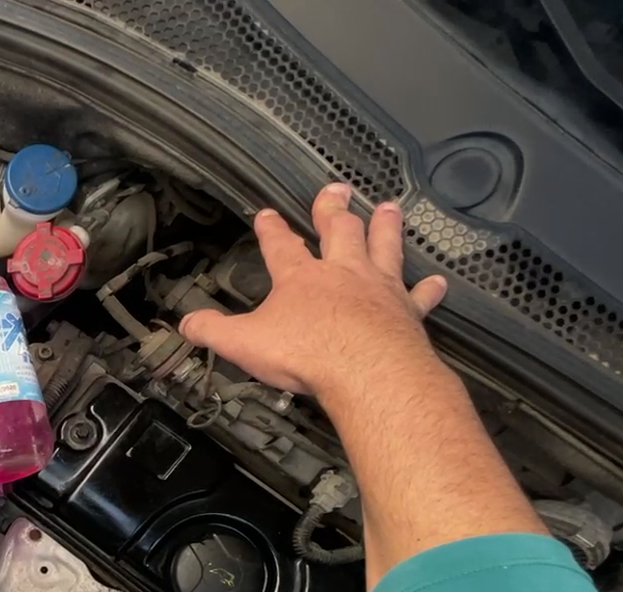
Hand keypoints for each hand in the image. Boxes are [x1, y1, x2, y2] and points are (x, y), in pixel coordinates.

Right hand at [178, 183, 448, 403]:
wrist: (364, 369)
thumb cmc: (301, 352)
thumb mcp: (240, 343)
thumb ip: (211, 331)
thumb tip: (185, 323)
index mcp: (300, 278)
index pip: (280, 247)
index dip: (271, 230)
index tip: (267, 213)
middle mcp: (342, 273)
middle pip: (340, 231)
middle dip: (334, 210)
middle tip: (337, 190)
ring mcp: (379, 288)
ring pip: (384, 248)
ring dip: (385, 228)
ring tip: (387, 209)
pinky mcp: (406, 312)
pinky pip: (420, 296)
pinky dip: (428, 289)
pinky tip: (437, 282)